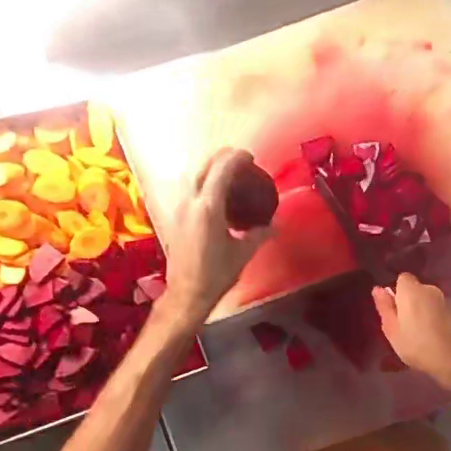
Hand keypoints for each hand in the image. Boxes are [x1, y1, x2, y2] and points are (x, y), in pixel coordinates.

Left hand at [159, 148, 271, 324]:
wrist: (187, 294)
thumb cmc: (216, 275)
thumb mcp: (242, 253)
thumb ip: (259, 234)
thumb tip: (275, 225)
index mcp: (208, 207)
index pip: (222, 169)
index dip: (236, 157)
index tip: (249, 156)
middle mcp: (190, 202)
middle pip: (204, 166)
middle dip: (222, 158)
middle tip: (240, 160)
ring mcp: (179, 209)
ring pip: (193, 176)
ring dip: (210, 169)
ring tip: (227, 173)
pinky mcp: (175, 218)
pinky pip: (189, 190)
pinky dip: (203, 183)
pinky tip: (214, 194)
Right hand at [372, 273, 450, 399]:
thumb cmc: (415, 345)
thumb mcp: (392, 330)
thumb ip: (384, 306)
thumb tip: (378, 289)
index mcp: (411, 291)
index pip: (402, 278)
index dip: (398, 292)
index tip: (395, 310)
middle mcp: (430, 289)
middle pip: (416, 288)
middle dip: (410, 301)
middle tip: (406, 324)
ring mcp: (446, 299)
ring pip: (429, 298)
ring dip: (424, 309)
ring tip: (422, 331)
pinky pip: (440, 307)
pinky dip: (436, 315)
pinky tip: (435, 333)